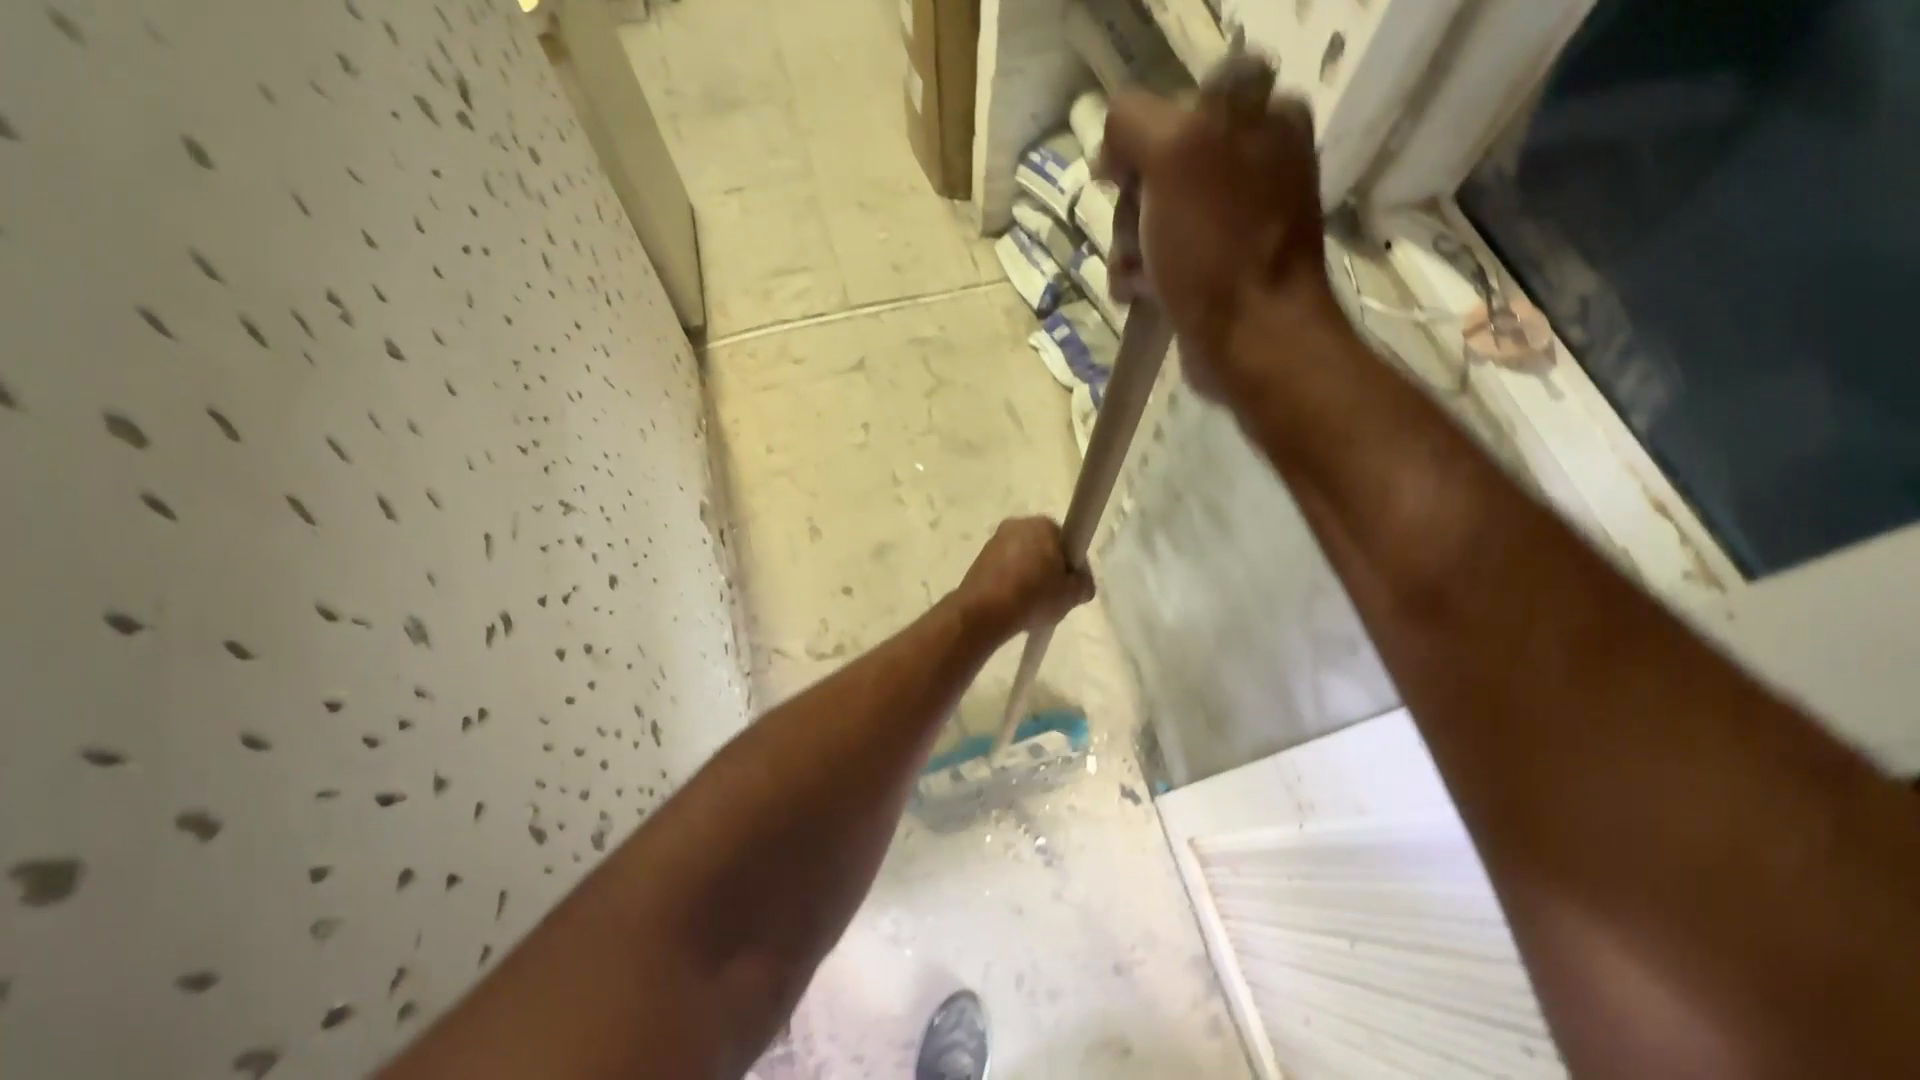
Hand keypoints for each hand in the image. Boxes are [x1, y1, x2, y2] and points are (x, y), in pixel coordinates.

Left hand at [953, 517, 1094, 634]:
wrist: (984, 612)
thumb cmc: (1034, 596)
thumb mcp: (1072, 595)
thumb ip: (1084, 583)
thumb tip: (1081, 582)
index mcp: (1043, 524)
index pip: (1066, 540)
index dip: (1071, 563)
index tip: (1069, 584)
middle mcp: (1017, 524)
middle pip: (1042, 547)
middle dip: (1048, 568)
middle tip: (1053, 595)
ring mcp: (995, 540)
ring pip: (1022, 558)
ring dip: (1028, 575)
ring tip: (1031, 603)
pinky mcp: (979, 558)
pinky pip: (1004, 568)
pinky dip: (1010, 581)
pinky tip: (1013, 603)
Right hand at [1098, 71, 1336, 399]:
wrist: (1252, 338)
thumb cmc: (1217, 244)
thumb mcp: (1173, 151)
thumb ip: (1133, 121)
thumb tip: (1115, 155)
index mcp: (1262, 114)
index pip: (1174, 101)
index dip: (1144, 138)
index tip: (1134, 174)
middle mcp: (1254, 158)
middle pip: (1155, 161)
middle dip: (1133, 200)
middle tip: (1144, 228)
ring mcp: (1234, 216)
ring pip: (1149, 211)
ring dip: (1129, 243)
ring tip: (1141, 273)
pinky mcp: (1216, 264)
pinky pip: (1158, 254)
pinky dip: (1140, 274)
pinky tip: (1142, 292)